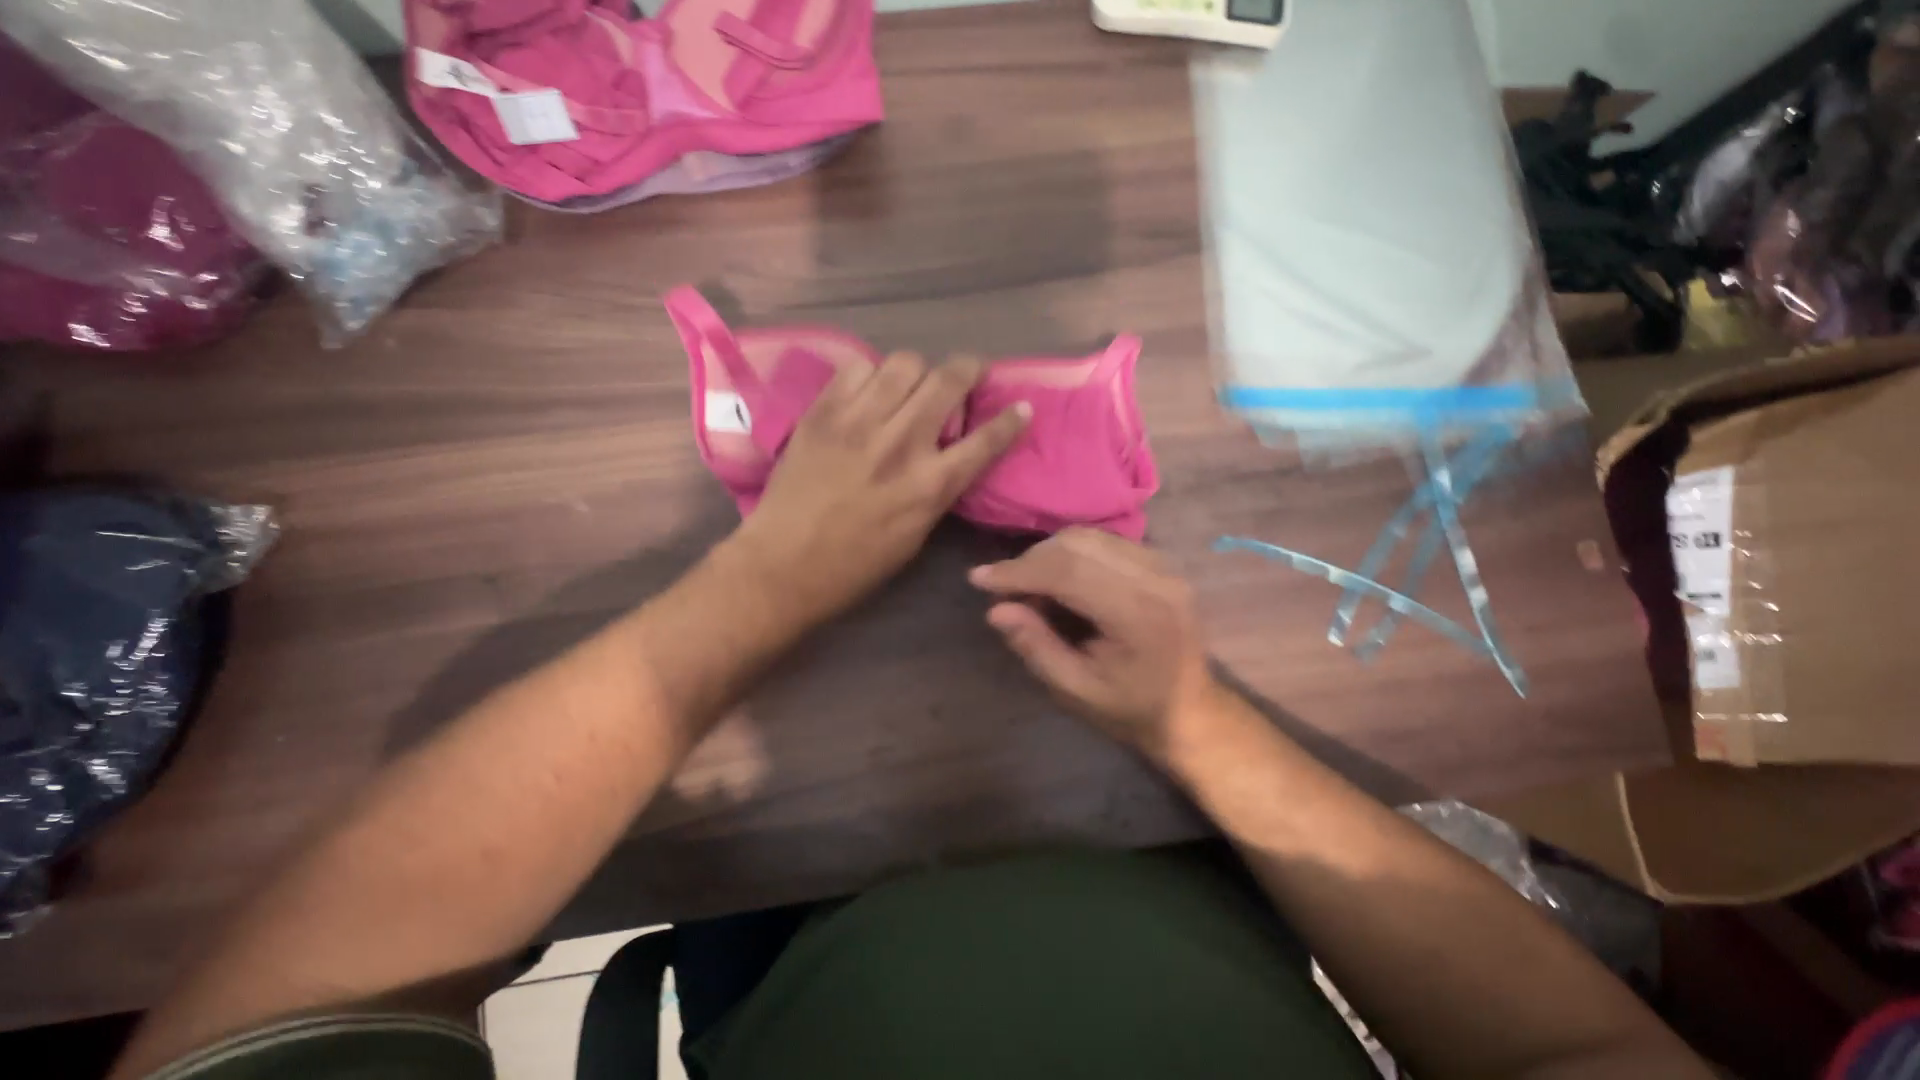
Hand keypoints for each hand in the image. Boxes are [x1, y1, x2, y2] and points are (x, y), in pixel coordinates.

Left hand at [725, 351, 1029, 628]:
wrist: (783, 564)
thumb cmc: (855, 565)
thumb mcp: (916, 535)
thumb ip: (938, 489)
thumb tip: (950, 456)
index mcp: (930, 485)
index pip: (985, 439)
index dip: (1010, 420)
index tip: (1021, 406)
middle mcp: (901, 443)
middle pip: (948, 380)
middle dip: (967, 369)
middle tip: (965, 375)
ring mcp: (859, 422)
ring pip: (905, 362)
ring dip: (917, 371)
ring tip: (910, 385)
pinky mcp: (823, 412)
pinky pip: (857, 368)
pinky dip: (871, 375)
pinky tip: (867, 393)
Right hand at [968, 528, 1223, 760]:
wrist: (1190, 709)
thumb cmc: (1131, 708)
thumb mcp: (1078, 690)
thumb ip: (1038, 647)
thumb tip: (996, 610)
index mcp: (1138, 614)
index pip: (1069, 572)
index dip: (1019, 571)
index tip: (978, 579)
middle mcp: (1156, 579)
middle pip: (1077, 545)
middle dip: (1030, 561)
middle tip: (1004, 591)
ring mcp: (1163, 566)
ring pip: (1090, 536)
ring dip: (1050, 555)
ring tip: (1031, 587)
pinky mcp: (1161, 562)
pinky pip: (1106, 541)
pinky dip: (1073, 554)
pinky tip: (1060, 581)